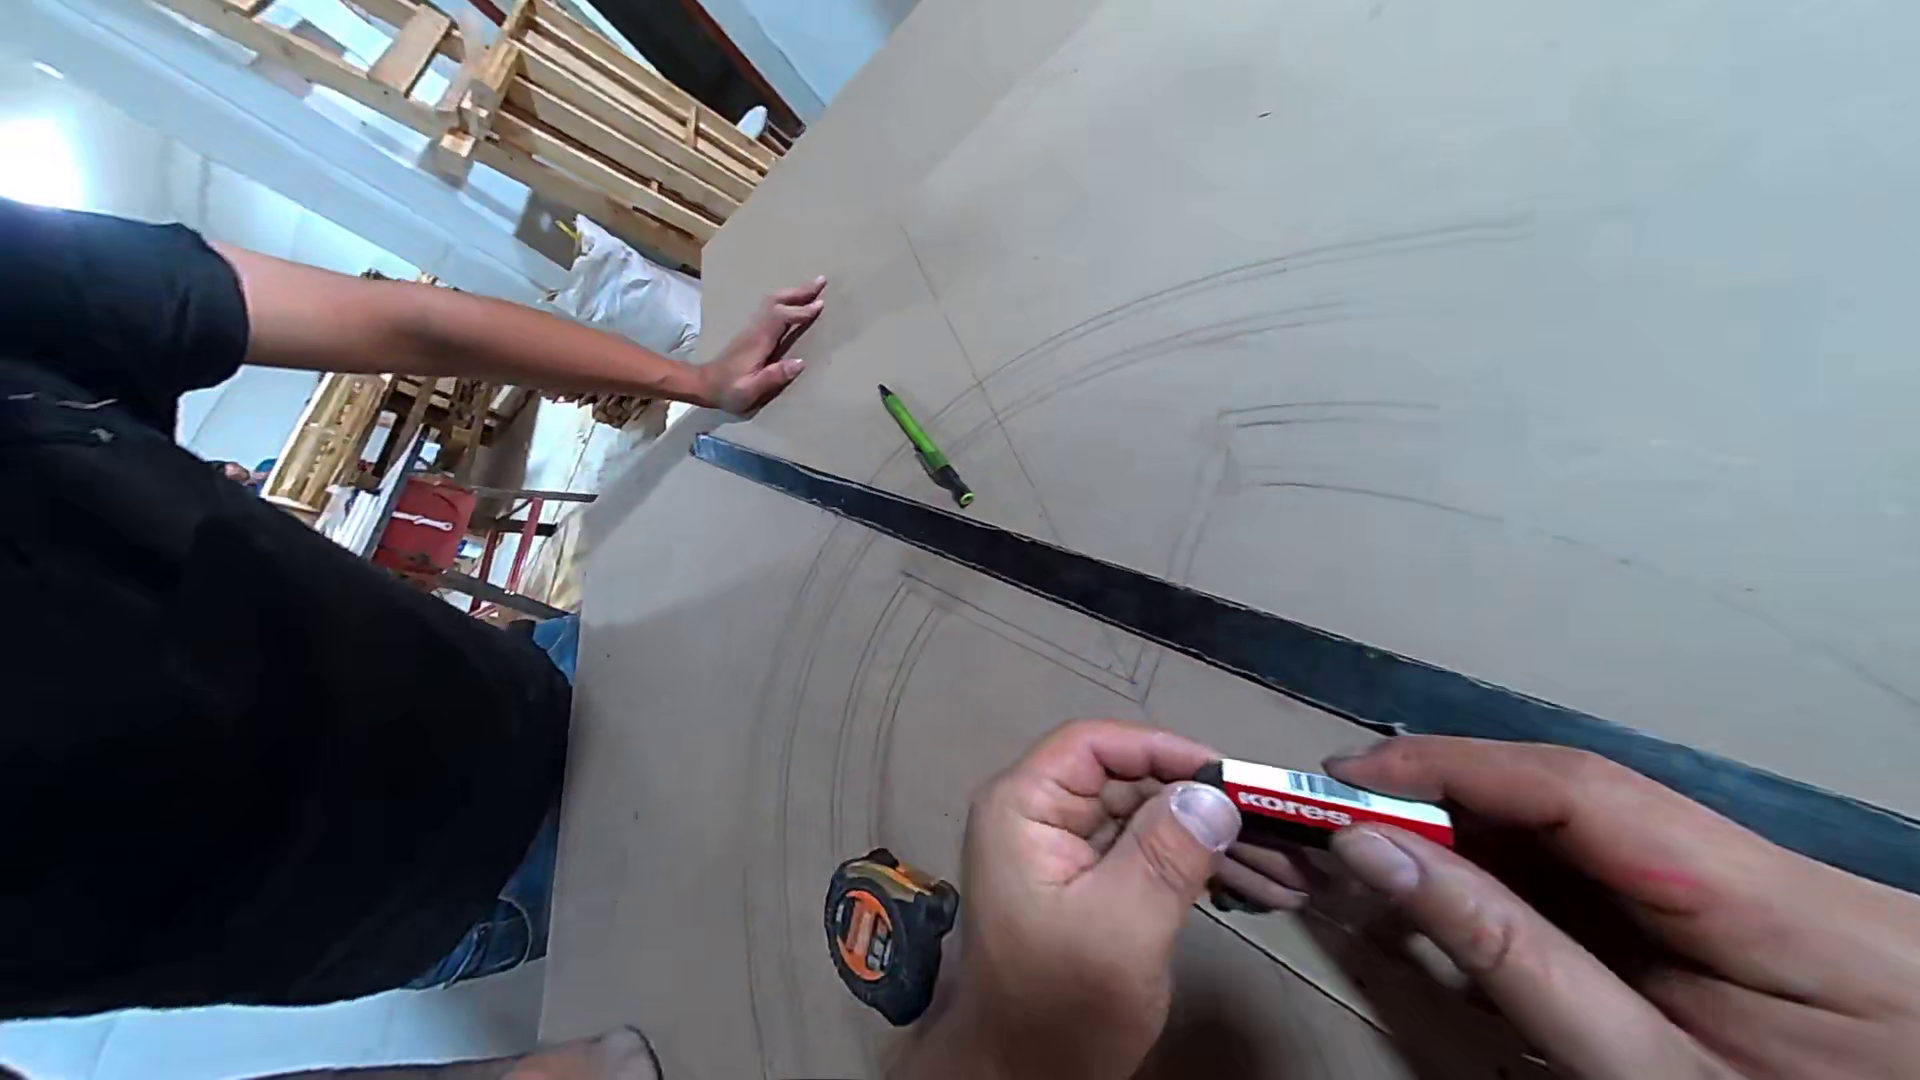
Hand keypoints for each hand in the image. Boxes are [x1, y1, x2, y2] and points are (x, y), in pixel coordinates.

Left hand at [696, 277, 825, 413]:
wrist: (704, 384)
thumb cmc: (728, 390)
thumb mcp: (750, 390)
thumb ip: (773, 377)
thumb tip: (800, 363)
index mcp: (758, 341)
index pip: (781, 317)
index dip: (801, 310)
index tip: (821, 304)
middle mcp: (755, 329)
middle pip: (776, 302)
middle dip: (800, 291)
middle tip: (821, 281)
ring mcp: (752, 329)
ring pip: (772, 302)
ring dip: (793, 293)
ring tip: (812, 288)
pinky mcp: (751, 333)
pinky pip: (770, 309)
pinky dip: (785, 301)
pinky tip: (793, 303)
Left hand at [895, 719, 1249, 1079]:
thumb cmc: (1057, 1007)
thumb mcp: (1119, 930)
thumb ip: (1165, 855)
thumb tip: (1214, 793)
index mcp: (1023, 805)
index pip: (1091, 745)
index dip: (1158, 748)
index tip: (1227, 774)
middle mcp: (1041, 812)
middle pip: (1126, 779)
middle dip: (1200, 801)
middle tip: (1275, 827)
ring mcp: (1066, 844)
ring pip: (1146, 815)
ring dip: (1210, 837)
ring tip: (1285, 869)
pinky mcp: (1091, 876)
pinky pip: (1148, 851)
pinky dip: (1196, 864)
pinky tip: (1253, 885)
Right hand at [1320, 737, 1919, 1078]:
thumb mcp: (1638, 1077)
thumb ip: (1501, 951)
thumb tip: (1365, 845)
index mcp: (1794, 912)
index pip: (1581, 788)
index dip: (1448, 764)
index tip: (1346, 772)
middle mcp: (1777, 870)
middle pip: (1567, 794)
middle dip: (1444, 799)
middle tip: (1348, 815)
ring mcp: (1751, 883)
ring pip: (1567, 822)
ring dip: (1465, 836)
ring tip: (1388, 857)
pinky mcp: (1722, 903)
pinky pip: (1586, 859)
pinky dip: (1505, 871)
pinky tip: (1460, 892)